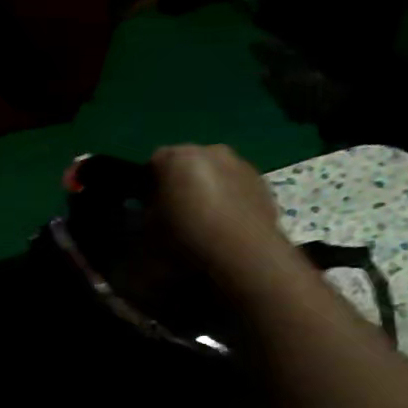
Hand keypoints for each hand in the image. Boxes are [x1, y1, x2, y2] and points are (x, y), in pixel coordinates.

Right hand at [150, 144, 296, 271]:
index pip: (153, 163)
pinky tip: (225, 227)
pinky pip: (235, 186)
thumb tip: (151, 213)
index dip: (147, 186)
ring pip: (214, 173)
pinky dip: (228, 200)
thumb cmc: (186, 241)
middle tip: (173, 214)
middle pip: (186, 163)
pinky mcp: (261, 183)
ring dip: (205, 190)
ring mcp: (240, 164)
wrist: (243, 255)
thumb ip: (145, 217)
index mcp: (177, 158)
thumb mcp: (148, 235)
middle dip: (178, 183)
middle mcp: (211, 152)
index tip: (147, 207)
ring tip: (202, 224)